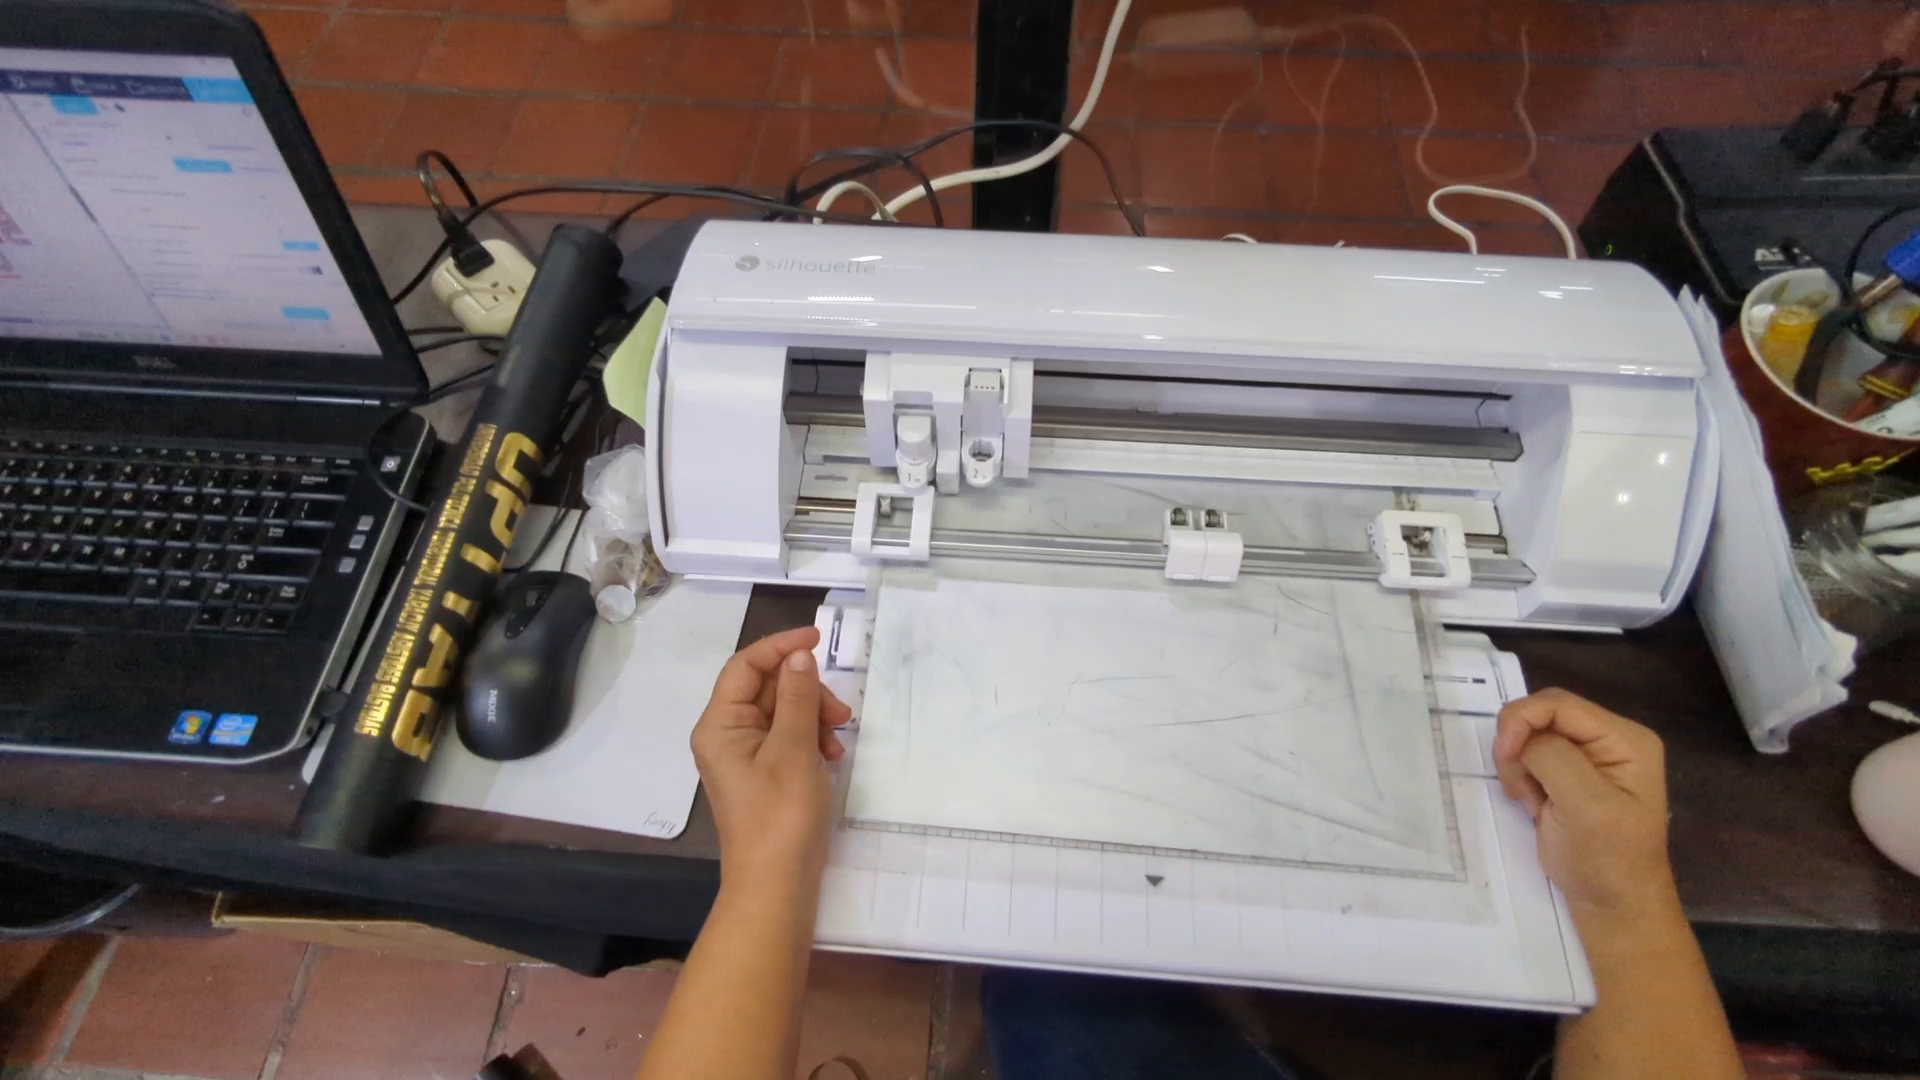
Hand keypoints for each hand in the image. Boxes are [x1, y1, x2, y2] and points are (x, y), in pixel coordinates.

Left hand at [691, 626, 849, 892]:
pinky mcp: (765, 771)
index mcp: (720, 725)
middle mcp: (727, 734)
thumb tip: (798, 655)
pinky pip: (788, 736)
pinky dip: (812, 737)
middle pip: (768, 688)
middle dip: (806, 691)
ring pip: (783, 710)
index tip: (817, 638)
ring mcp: (747, 754)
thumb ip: (796, 696)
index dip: (780, 646)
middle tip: (839, 711)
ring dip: (814, 715)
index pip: (745, 666)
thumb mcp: (793, 749)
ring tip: (839, 737)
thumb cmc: (781, 815)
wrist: (778, 884)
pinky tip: (832, 754)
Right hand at [1493, 688, 1679, 924]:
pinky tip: (1533, 801)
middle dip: (1518, 746)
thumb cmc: (1606, 858)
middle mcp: (1608, 739)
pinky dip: (1518, 774)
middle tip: (1519, 785)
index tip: (1505, 757)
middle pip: (1538, 714)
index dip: (1521, 721)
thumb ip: (1553, 757)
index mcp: (1625, 739)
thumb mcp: (1586, 805)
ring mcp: (1586, 755)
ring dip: (1516, 764)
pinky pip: (1525, 753)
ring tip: (1530, 799)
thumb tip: (1518, 737)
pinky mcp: (1565, 771)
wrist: (1611, 903)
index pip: (1556, 703)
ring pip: (1526, 734)